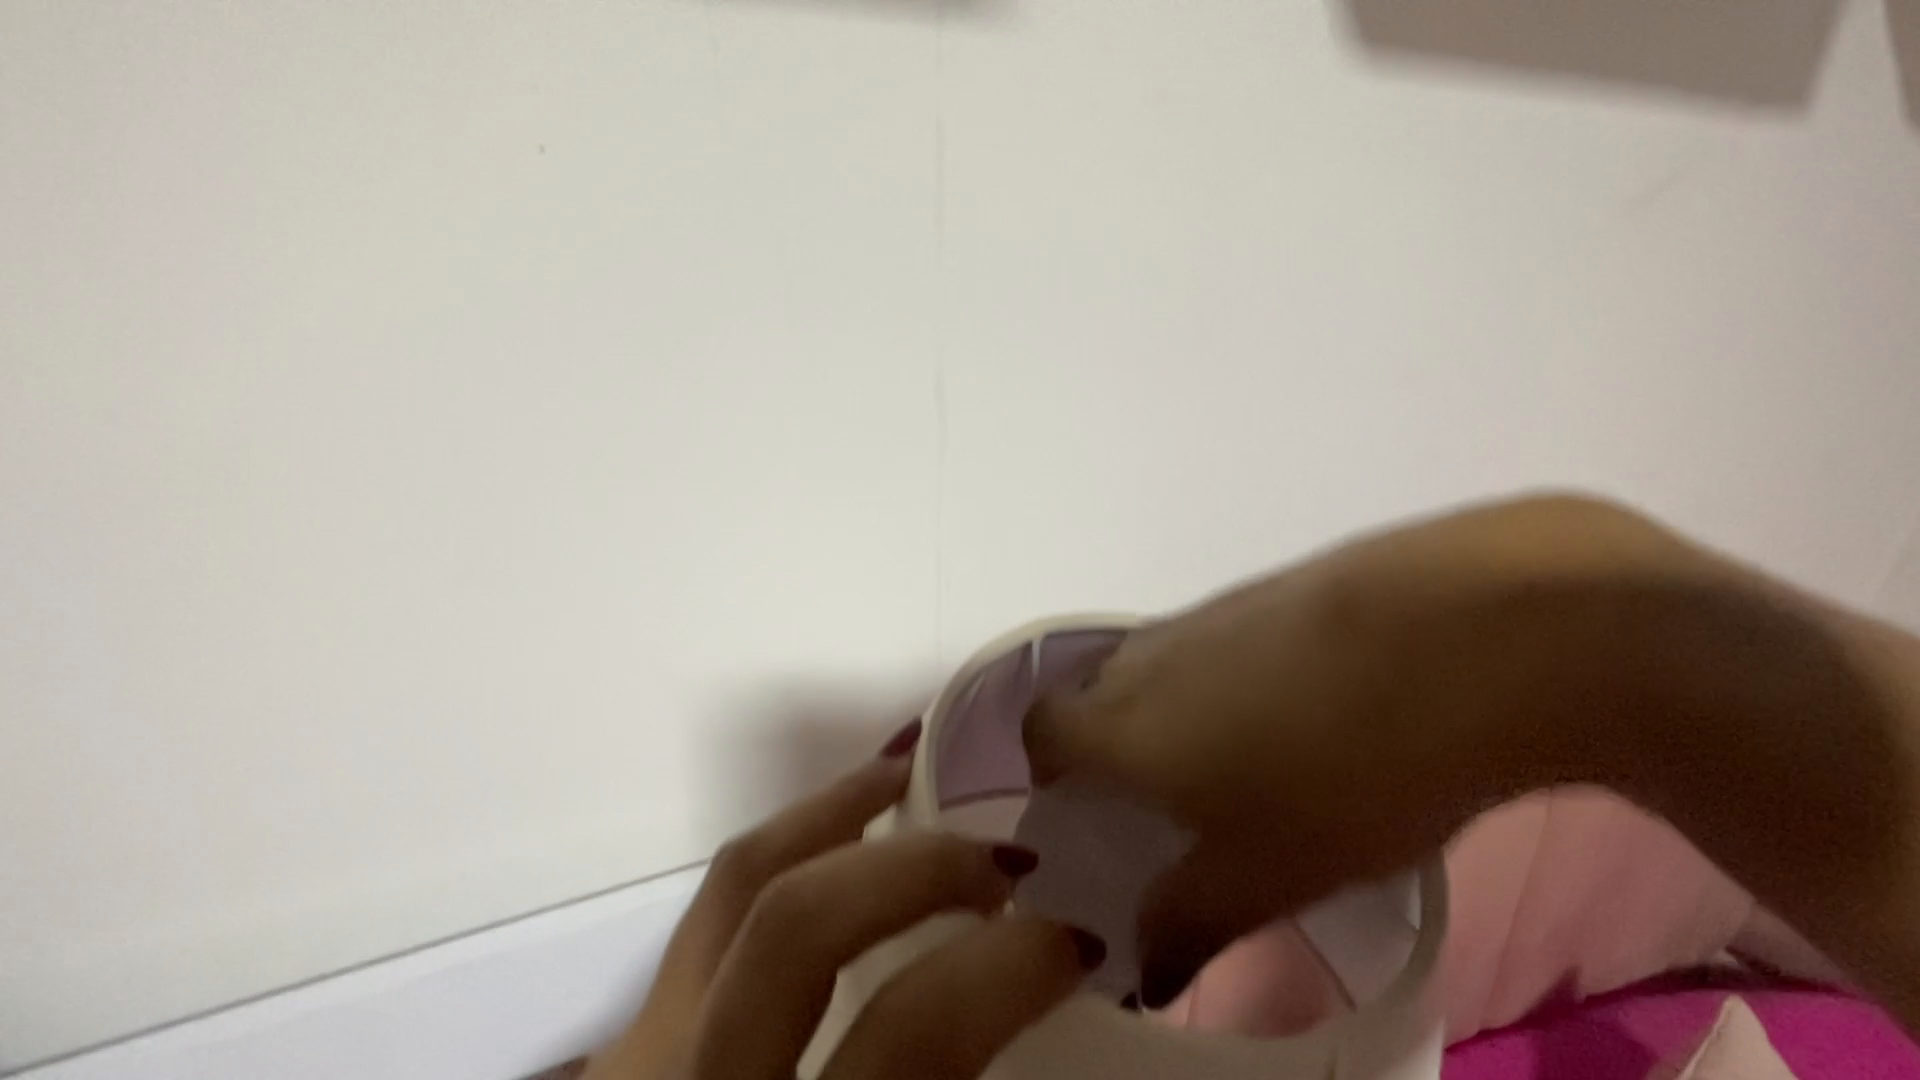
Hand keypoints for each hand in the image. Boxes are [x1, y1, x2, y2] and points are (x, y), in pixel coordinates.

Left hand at [585, 725, 1105, 1079]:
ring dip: (841, 809)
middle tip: (1007, 863)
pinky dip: (796, 837)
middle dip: (920, 870)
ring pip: (743, 875)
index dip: (1003, 974)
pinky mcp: (632, 1024)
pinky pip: (723, 894)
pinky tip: (844, 823)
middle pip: (800, 927)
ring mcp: (644, 1046)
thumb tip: (1055, 994)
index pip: (907, 1038)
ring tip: (913, 770)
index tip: (1076, 943)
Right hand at [1023, 494, 1765, 1008]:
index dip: (1046, 768)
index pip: (1040, 727)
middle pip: (1098, 692)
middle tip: (1172, 801)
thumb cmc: (1349, 773)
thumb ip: (1188, 922)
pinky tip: (1316, 708)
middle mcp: (1153, 654)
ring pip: (1166, 663)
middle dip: (1113, 743)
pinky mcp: (1282, 584)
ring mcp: (1219, 610)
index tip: (1085, 811)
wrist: (1479, 631)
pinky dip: (1239, 675)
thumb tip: (1142, 970)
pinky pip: (1227, 638)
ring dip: (1180, 709)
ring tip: (1252, 760)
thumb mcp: (1269, 876)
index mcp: (1125, 721)